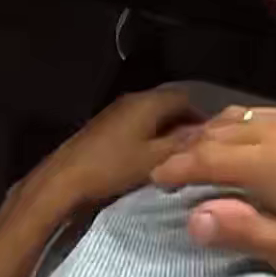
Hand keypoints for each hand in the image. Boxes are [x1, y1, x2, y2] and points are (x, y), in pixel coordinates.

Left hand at [26, 87, 202, 212]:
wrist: (65, 178)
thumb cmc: (112, 167)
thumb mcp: (153, 160)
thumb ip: (181, 145)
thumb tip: (206, 136)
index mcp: (148, 102)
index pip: (185, 98)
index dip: (201, 116)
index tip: (211, 138)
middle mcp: (134, 99)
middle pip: (168, 104)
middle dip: (184, 123)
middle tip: (197, 149)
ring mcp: (117, 111)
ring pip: (152, 114)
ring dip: (166, 130)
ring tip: (177, 155)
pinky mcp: (106, 125)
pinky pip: (137, 123)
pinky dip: (150, 135)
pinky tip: (151, 157)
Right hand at [150, 105, 275, 276]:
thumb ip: (242, 229)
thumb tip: (192, 217)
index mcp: (272, 161)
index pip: (209, 157)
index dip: (178, 167)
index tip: (154, 178)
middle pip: (219, 131)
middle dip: (189, 147)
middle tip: (165, 166)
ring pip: (238, 116)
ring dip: (210, 132)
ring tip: (191, 151)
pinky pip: (259, 113)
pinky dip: (235, 123)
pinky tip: (234, 138)